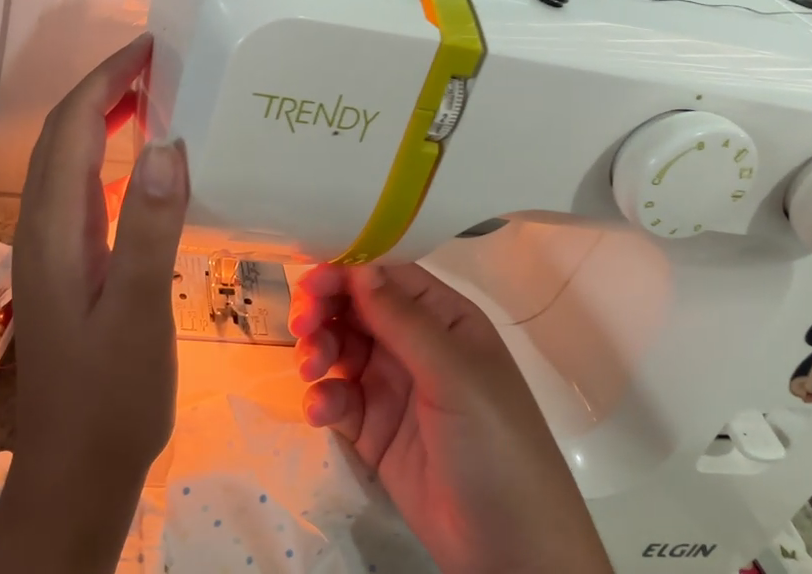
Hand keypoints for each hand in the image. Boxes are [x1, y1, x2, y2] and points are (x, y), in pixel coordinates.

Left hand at [0, 34, 190, 573]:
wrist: (78, 471)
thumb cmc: (112, 397)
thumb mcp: (140, 314)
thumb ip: (151, 229)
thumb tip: (169, 144)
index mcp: (55, 230)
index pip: (71, 130)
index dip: (105, 81)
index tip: (150, 47)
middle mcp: (44, 229)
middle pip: (63, 137)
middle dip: (102, 88)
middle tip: (158, 61)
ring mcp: (52, 249)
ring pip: (69, 161)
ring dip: (102, 117)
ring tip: (153, 93)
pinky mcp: (67, 267)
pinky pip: (83, 190)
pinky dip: (108, 155)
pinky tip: (142, 163)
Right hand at [293, 263, 612, 573]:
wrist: (510, 548)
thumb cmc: (495, 445)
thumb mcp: (454, 375)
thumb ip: (403, 320)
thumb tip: (359, 266)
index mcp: (445, 320)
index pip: (387, 277)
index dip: (346, 273)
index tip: (309, 286)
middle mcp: (416, 345)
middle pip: (356, 308)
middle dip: (324, 311)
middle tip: (302, 329)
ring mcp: (394, 387)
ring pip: (341, 349)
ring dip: (319, 351)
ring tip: (312, 371)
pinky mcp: (374, 430)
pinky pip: (338, 398)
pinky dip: (323, 398)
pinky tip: (321, 412)